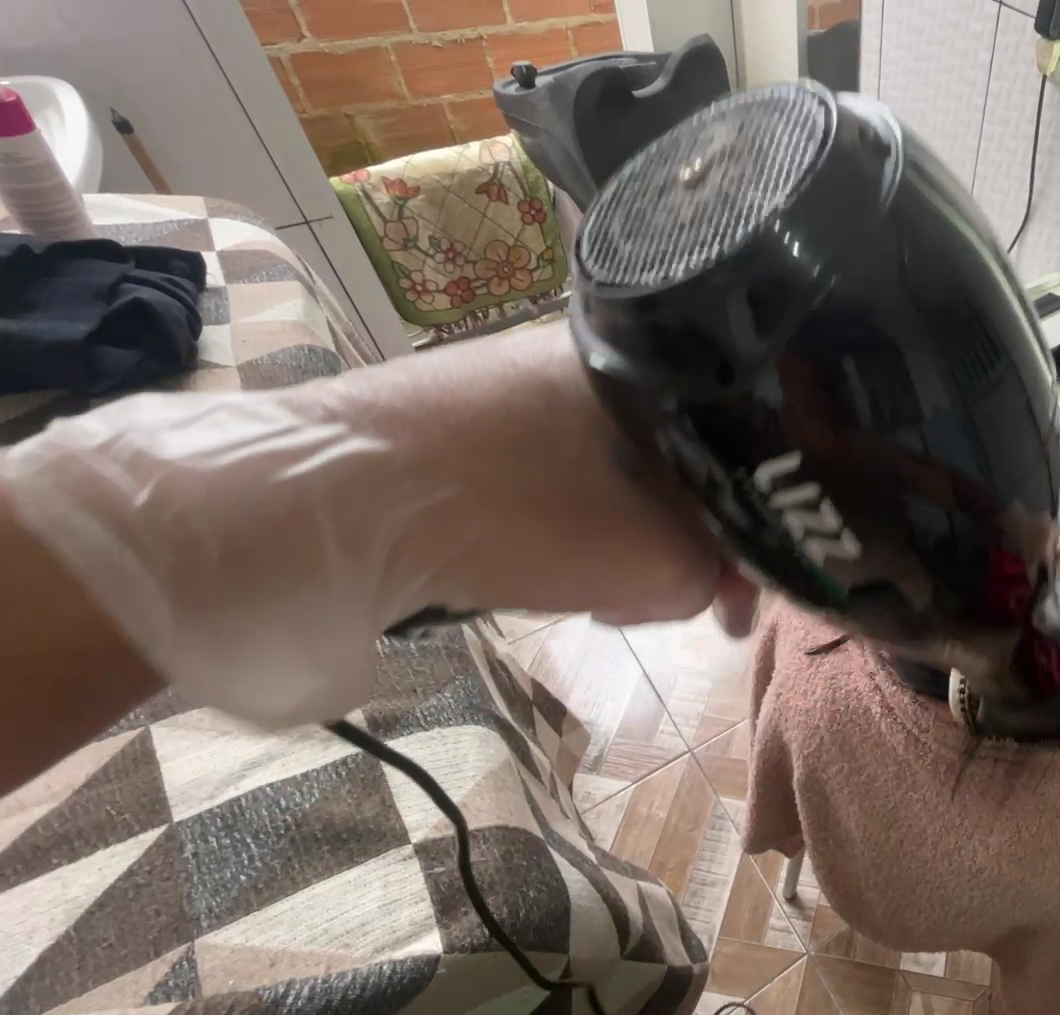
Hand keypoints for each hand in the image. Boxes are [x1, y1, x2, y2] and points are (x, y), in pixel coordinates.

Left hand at [6, 322, 750, 727]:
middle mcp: (594, 360)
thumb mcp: (647, 563)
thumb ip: (714, 575)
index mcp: (648, 366)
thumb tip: (724, 588)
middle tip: (654, 602)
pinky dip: (575, 525)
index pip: (738, 458)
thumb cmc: (506, 520)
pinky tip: (546, 565)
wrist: (310, 504)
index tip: (732, 608)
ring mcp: (528, 382)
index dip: (749, 536)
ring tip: (592, 593)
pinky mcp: (478, 417)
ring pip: (622, 477)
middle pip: (680, 471)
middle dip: (680, 548)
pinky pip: (564, 475)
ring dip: (626, 543)